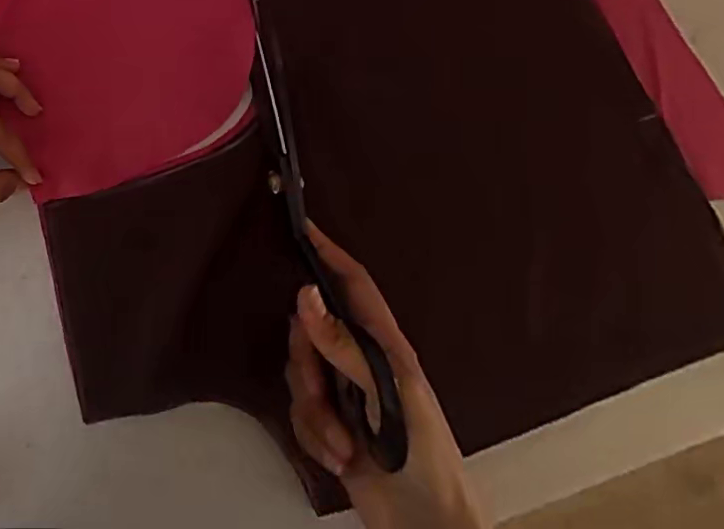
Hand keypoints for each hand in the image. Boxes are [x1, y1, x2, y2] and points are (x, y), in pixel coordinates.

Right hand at [287, 222, 489, 528]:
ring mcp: (342, 392)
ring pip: (297, 375)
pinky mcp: (327, 422)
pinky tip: (339, 457)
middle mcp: (356, 361)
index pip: (352, 284)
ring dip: (315, 414)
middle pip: (307, 334)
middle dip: (308, 368)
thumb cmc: (423, 454)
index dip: (329, 252)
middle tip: (326, 395)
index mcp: (382, 346)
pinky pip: (297, 411)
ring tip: (343, 444)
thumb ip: (342, 344)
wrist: (426, 525)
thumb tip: (304, 293)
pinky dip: (313, 436)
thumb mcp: (387, 394)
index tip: (302, 224)